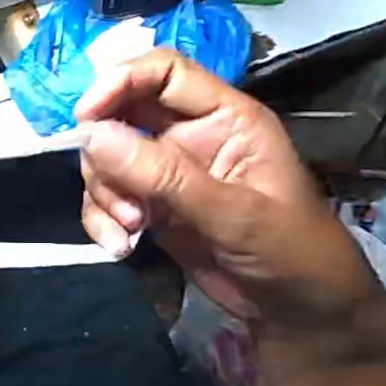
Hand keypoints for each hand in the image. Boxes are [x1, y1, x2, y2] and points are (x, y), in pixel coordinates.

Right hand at [75, 49, 385, 356]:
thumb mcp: (233, 213)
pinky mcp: (148, 205)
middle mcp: (188, 135)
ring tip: (128, 231)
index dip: (120, 82)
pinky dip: (101, 220)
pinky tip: (120, 246)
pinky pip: (104, 197)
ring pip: (105, 160)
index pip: (163, 71)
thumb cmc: (291, 253)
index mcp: (223, 118)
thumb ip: (164, 175)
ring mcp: (164, 171)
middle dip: (105, 157)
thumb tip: (92, 135)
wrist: (299, 314)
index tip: (86, 118)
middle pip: (120, 115)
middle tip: (118, 198)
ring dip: (104, 195)